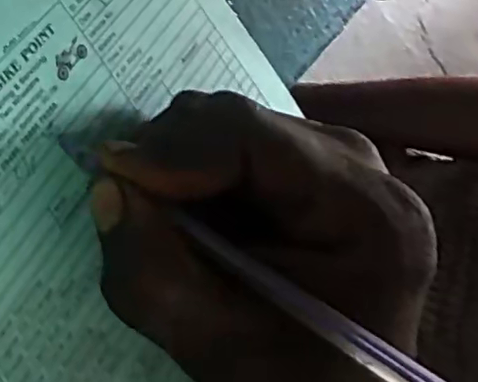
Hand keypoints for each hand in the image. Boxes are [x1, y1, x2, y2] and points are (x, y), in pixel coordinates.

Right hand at [92, 91, 435, 381]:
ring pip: (220, 122)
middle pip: (231, 121)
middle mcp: (357, 161)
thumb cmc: (288, 377)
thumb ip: (152, 273)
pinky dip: (189, 165)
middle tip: (133, 205)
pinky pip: (224, 134)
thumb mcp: (214, 346)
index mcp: (370, 210)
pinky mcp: (301, 151)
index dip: (173, 148)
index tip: (114, 173)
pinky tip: (190, 209)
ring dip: (174, 163)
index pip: (249, 136)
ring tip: (165, 218)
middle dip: (167, 158)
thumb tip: (108, 187)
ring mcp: (329, 150)